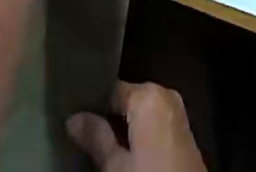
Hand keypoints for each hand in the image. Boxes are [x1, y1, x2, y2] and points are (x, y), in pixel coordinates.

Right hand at [67, 82, 205, 171]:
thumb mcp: (115, 167)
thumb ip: (95, 138)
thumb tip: (73, 118)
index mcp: (148, 95)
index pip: (110, 90)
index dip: (91, 105)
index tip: (74, 121)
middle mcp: (165, 95)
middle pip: (126, 100)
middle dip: (107, 119)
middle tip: (83, 137)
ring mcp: (176, 113)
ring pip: (139, 113)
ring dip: (122, 130)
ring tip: (99, 146)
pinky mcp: (182, 132)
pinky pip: (153, 124)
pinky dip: (138, 135)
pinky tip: (123, 153)